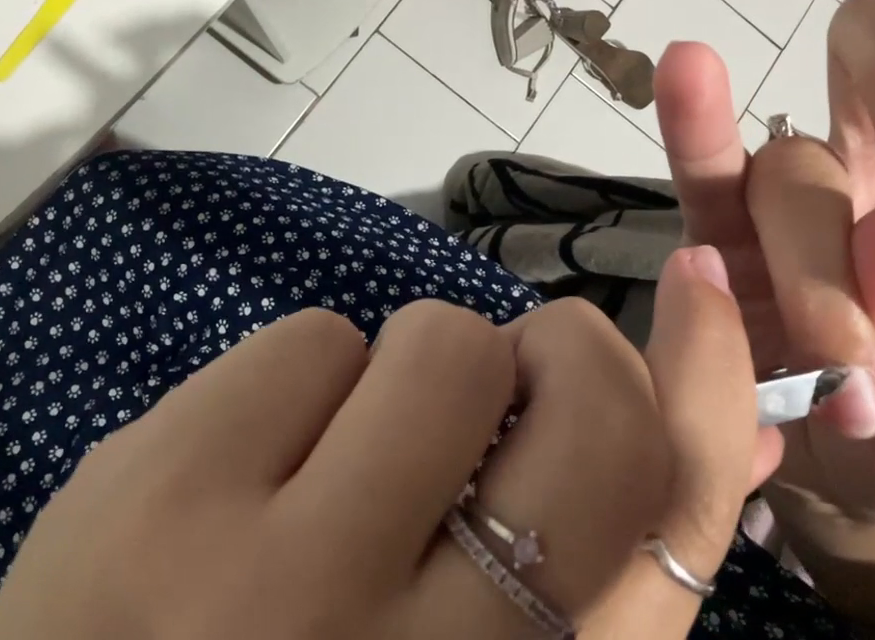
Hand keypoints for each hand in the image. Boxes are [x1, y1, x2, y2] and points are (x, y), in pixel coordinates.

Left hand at [0, 283, 768, 639]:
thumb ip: (582, 550)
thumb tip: (702, 411)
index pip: (674, 522)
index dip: (710, 383)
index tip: (702, 289)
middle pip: (587, 414)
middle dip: (567, 350)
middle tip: (510, 364)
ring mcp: (281, 584)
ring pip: (440, 344)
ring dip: (411, 366)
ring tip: (344, 446)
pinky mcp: (165, 498)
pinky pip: (309, 339)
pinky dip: (301, 377)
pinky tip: (245, 461)